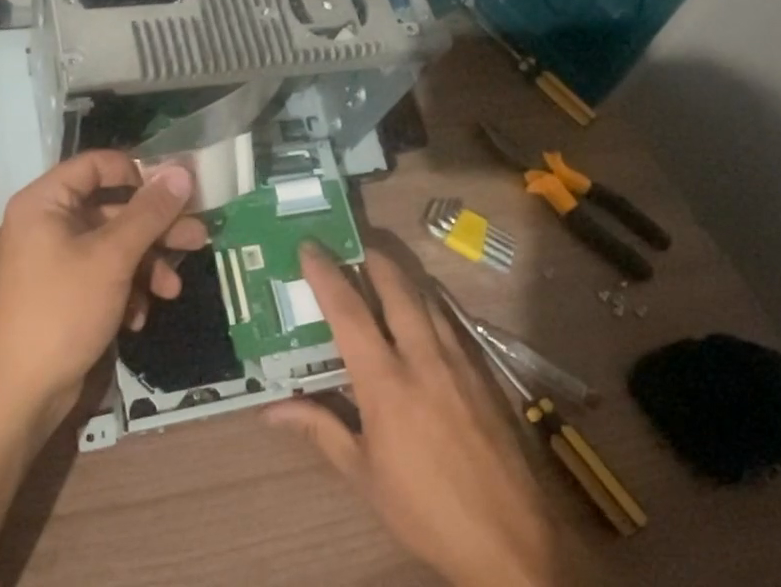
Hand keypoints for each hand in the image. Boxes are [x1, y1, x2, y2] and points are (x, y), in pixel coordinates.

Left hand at [0, 151, 207, 421]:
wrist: (21, 392)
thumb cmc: (62, 310)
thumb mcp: (112, 257)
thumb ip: (150, 213)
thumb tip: (182, 171)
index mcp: (45, 202)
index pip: (96, 165)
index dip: (138, 173)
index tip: (176, 191)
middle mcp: (48, 224)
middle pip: (112, 208)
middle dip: (156, 228)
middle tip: (199, 238)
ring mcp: (56, 261)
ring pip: (114, 246)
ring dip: (147, 266)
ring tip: (174, 290)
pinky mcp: (66, 293)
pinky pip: (105, 276)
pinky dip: (127, 291)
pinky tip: (138, 317)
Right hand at [265, 246, 563, 586]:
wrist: (509, 537)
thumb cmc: (424, 509)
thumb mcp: (363, 474)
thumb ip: (321, 429)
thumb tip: (271, 410)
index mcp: (386, 382)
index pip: (349, 312)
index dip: (326, 274)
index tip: (310, 247)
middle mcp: (424, 358)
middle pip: (397, 288)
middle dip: (374, 258)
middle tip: (353, 243)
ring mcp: (461, 362)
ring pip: (430, 300)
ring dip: (404, 277)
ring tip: (384, 266)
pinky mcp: (486, 374)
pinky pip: (453, 323)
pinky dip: (431, 304)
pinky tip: (425, 311)